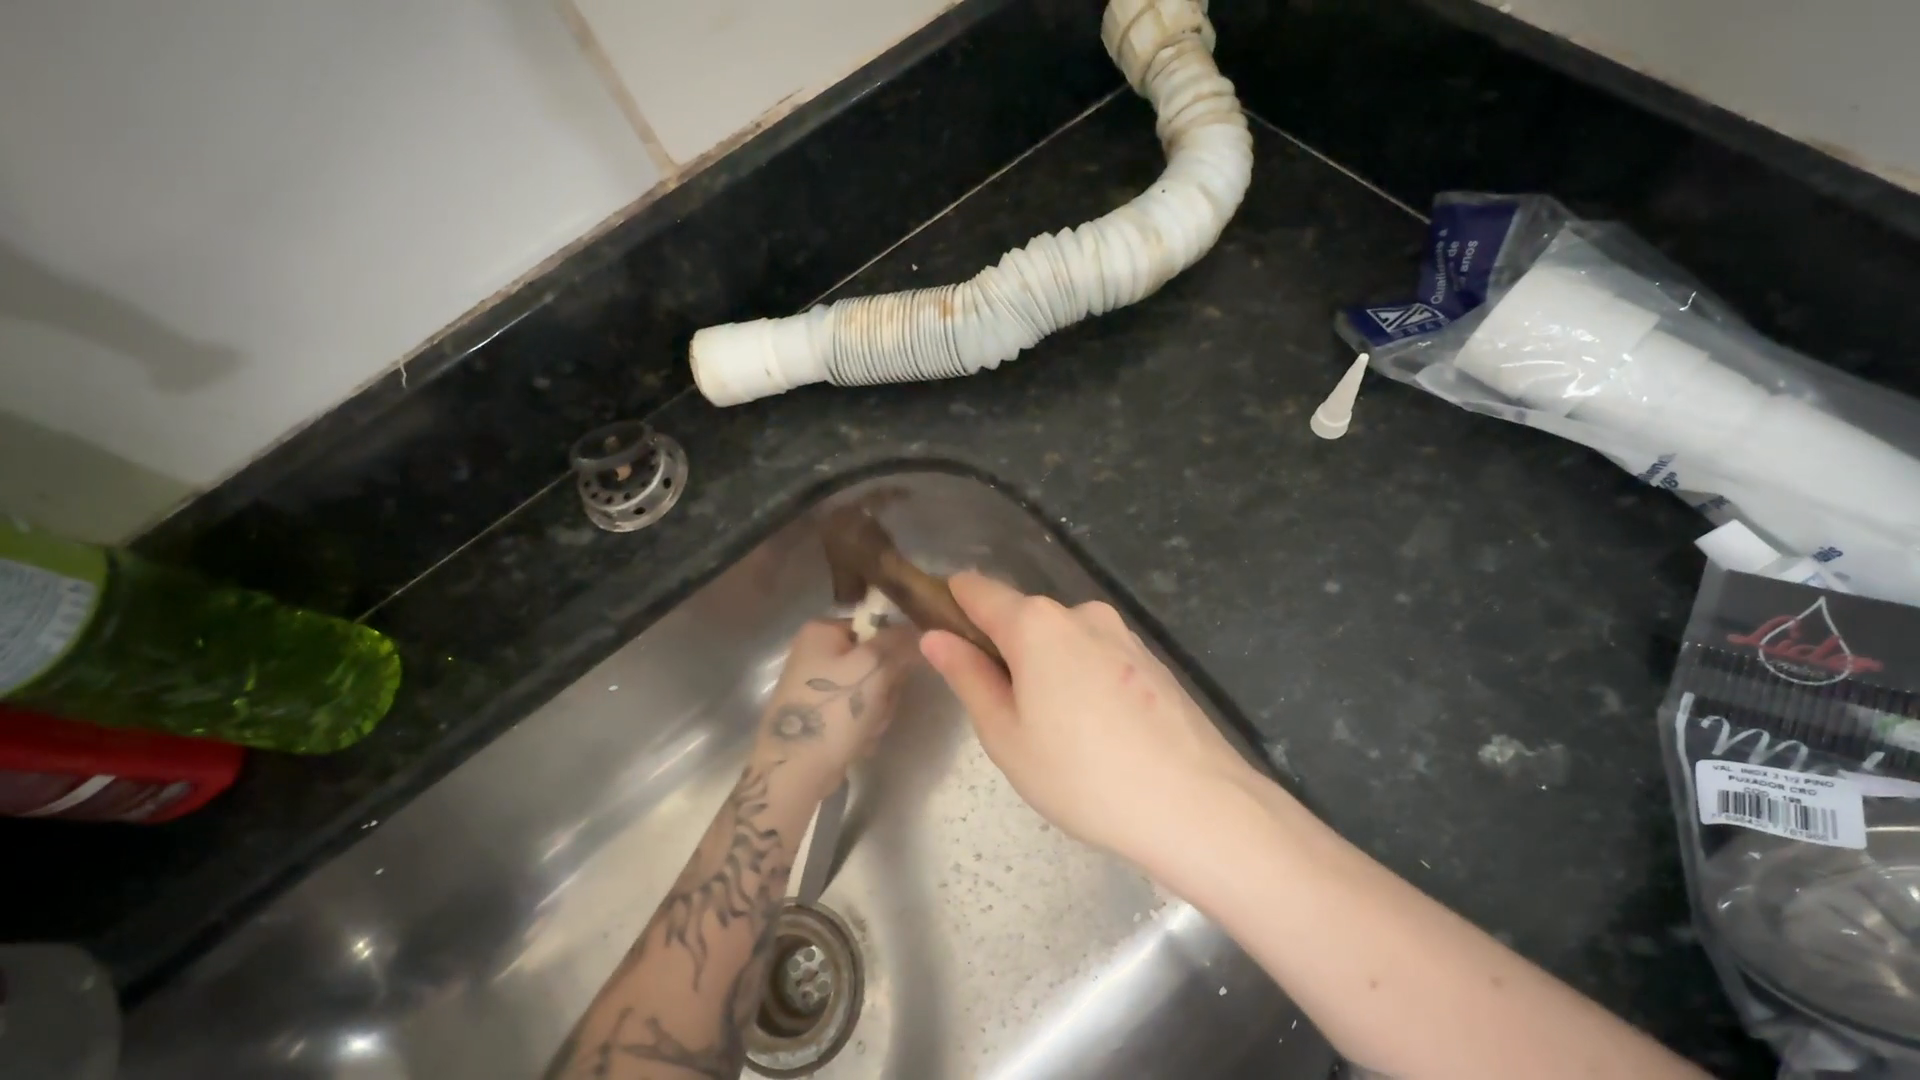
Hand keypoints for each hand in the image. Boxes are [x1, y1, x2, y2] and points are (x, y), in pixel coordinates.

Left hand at [756, 619, 916, 796]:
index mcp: (822, 630)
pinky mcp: (820, 713)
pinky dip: (863, 726)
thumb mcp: (874, 667)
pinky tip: (857, 742)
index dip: (893, 652)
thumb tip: (920, 629)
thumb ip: (900, 642)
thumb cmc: (833, 710)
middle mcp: (815, 651)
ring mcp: (816, 684)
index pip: (876, 627)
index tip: (895, 675)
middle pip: (876, 661)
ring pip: (871, 690)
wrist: (794, 769)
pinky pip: (857, 711)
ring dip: (878, 712)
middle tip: (878, 707)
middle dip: (885, 689)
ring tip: (865, 729)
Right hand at [919, 572, 1259, 868]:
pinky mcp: (1153, 662)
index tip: (942, 637)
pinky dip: (1084, 684)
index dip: (952, 605)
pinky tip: (1098, 736)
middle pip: (1023, 618)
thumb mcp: (1005, 735)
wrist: (1196, 805)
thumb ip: (968, 677)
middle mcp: (1081, 614)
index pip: (978, 590)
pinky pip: (1099, 659)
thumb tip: (935, 637)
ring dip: (1047, 671)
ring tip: (1058, 737)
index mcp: (1036, 624)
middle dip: (1005, 652)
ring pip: (1063, 642)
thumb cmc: (1082, 775)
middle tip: (1006, 718)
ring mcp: (1124, 635)